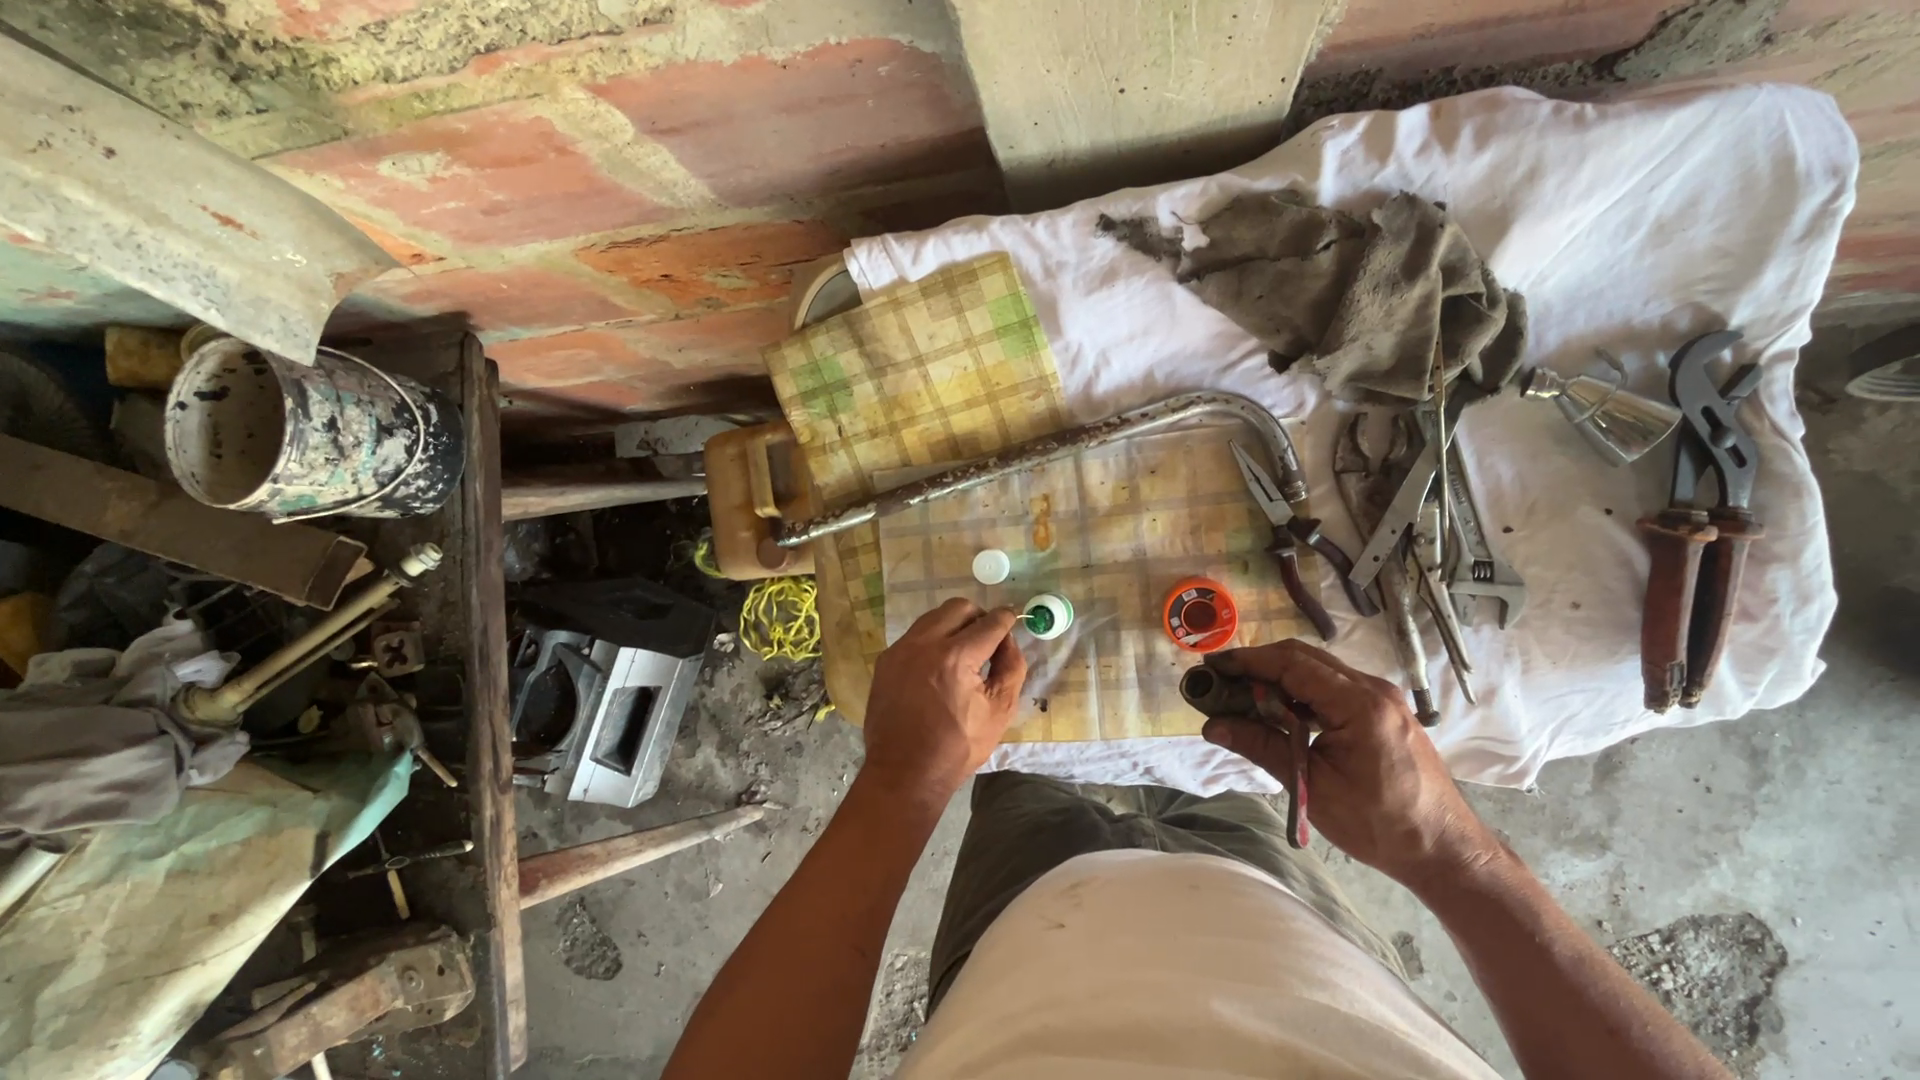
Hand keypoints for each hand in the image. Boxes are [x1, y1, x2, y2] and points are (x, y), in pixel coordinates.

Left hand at [861, 598, 1028, 802]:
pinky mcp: (886, 660)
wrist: (904, 771)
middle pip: (959, 607)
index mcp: (956, 657)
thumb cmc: (958, 746)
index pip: (990, 622)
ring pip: (933, 617)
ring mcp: (900, 650)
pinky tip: (937, 666)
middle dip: (979, 617)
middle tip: (988, 639)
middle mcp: (924, 644)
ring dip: (953, 625)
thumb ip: (1012, 667)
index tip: (1012, 620)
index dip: (1007, 620)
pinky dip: (931, 641)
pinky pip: (914, 635)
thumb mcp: (999, 710)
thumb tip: (1009, 640)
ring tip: (963, 651)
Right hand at [1199, 640, 1501, 887]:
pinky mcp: (1381, 712)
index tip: (1210, 667)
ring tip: (1238, 695)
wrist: (1446, 850)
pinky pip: (1331, 687)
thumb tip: (1212, 726)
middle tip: (1217, 681)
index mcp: (1360, 704)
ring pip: (1317, 670)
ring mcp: (1381, 698)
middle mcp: (1373, 689)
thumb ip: (1262, 747)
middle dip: (1256, 665)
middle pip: (1304, 658)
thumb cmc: (1380, 824)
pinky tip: (1276, 711)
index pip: (1292, 664)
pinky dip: (1298, 692)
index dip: (1247, 661)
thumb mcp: (1313, 786)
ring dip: (1276, 678)